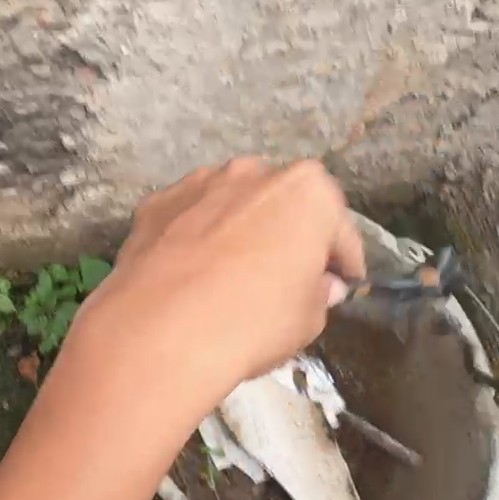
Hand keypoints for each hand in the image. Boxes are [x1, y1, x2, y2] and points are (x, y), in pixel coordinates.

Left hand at [63, 158, 365, 400]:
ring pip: (229, 205)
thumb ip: (319, 292)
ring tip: (231, 274)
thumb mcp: (309, 317)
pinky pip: (187, 218)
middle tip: (286, 276)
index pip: (338, 226)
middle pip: (280, 204)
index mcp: (305, 191)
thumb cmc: (254, 319)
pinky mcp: (155, 203)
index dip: (343, 259)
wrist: (161, 327)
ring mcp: (198, 183)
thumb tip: (320, 285)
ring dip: (236, 229)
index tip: (342, 281)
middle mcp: (251, 173)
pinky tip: (189, 273)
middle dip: (286, 233)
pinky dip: (193, 237)